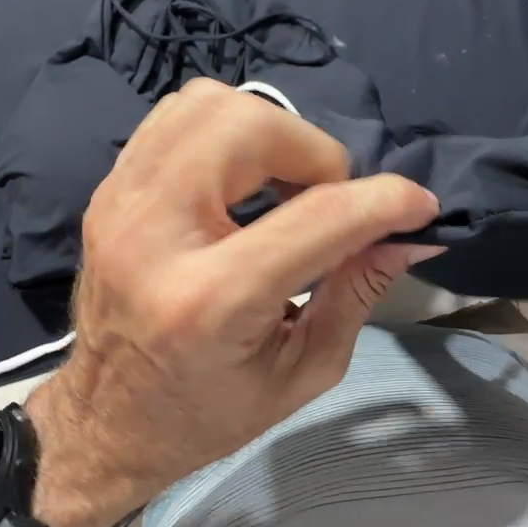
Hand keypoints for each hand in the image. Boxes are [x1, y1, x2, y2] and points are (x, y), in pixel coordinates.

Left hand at [24, 80, 439, 526]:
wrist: (107, 422)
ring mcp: (121, 202)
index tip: (420, 206)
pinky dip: (231, 133)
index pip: (315, 217)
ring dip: (272, 136)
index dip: (384, 201)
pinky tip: (246, 179)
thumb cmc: (210, 412)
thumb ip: (359, 291)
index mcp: (210, 301)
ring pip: (211, 104)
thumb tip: (412, 235)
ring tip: (287, 188)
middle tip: (329, 202)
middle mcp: (155, 234)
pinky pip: (180, 116)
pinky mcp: (111, 189)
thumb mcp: (304, 370)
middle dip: (315, 154)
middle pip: (250, 128)